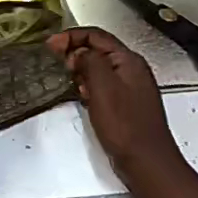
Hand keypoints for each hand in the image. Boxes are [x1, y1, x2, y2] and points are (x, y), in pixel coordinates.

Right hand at [50, 27, 181, 173]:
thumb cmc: (125, 125)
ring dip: (80, 70)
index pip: (96, 35)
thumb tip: (79, 53)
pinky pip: (102, 85)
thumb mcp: (102, 85)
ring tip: (66, 79)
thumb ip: (89, 61)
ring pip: (99, 68)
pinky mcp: (126, 104)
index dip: (71, 36)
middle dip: (75, 52)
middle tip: (57, 63)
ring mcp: (130, 88)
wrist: (146, 162)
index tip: (50, 45)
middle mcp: (132, 70)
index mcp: (128, 60)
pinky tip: (81, 96)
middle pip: (98, 49)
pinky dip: (88, 85)